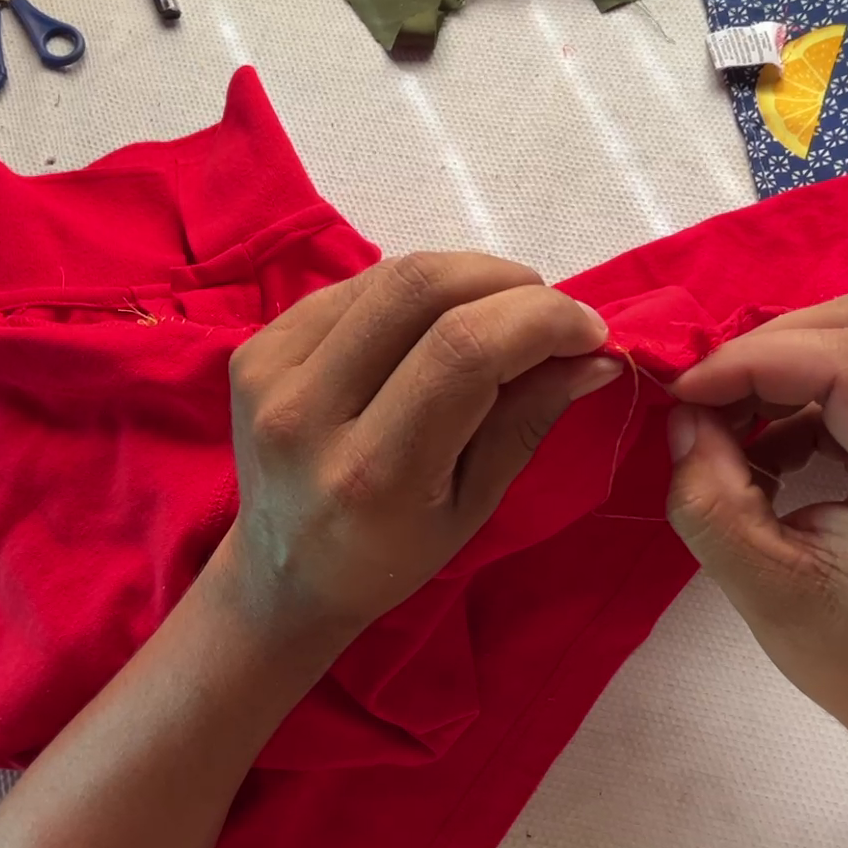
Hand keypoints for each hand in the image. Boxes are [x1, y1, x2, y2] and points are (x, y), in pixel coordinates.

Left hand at [215, 252, 621, 660]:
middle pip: (420, 288)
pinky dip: (413, 291)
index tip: (589, 331)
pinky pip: (353, 287)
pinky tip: (435, 322)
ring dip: (465, 278)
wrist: (281, 571)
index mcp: (369, 472)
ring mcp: (270, 371)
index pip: (462, 351)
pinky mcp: (254, 347)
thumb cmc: (386, 558)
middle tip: (548, 312)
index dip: (541, 320)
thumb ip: (527, 423)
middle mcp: (307, 412)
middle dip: (508, 281)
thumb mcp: (471, 509)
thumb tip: (594, 356)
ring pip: (388, 275)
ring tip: (500, 315)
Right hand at [664, 294, 847, 785]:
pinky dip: (811, 388)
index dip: (750, 361)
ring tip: (733, 427)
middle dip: (762, 354)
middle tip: (700, 405)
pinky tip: (778, 443)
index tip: (681, 393)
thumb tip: (687, 414)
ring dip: (784, 367)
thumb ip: (709, 497)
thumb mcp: (761, 590)